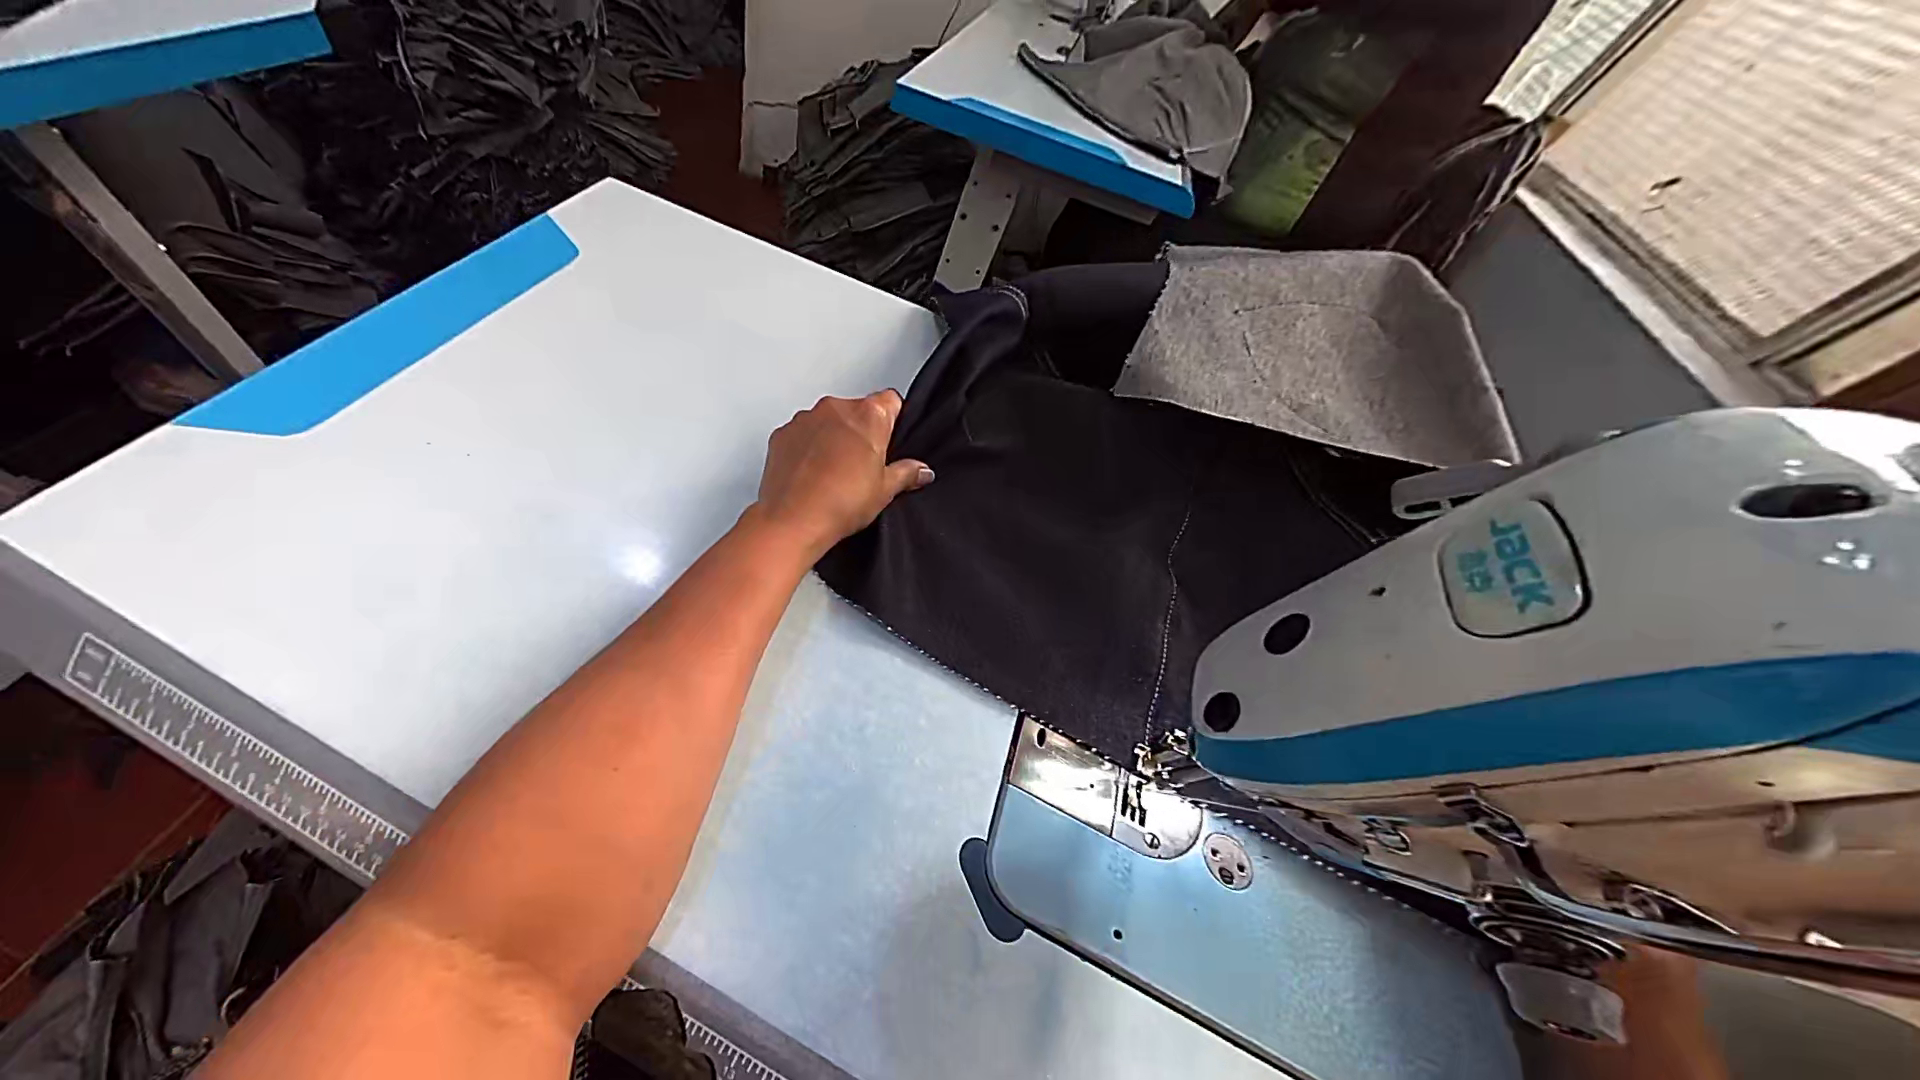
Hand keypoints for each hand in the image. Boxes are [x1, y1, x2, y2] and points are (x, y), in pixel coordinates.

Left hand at [750, 389, 932, 556]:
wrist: (794, 520)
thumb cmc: (838, 502)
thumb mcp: (885, 491)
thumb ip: (906, 474)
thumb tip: (920, 471)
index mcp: (869, 415)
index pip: (891, 401)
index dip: (894, 421)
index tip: (890, 441)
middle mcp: (835, 409)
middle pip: (857, 410)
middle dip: (861, 432)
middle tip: (865, 466)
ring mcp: (805, 419)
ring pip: (827, 421)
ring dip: (833, 438)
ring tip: (836, 475)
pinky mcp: (782, 434)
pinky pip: (801, 434)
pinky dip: (807, 448)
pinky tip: (813, 475)